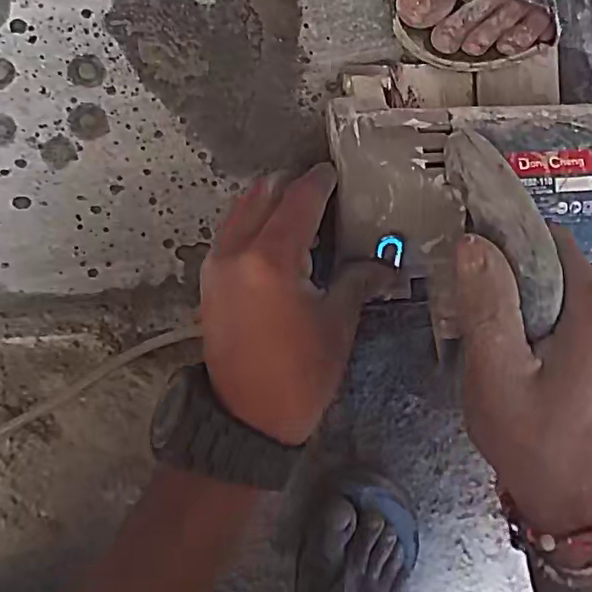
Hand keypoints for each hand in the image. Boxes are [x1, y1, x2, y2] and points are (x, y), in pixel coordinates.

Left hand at [201, 164, 395, 445]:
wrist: (248, 418)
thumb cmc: (297, 376)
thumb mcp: (336, 324)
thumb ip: (357, 281)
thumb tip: (382, 265)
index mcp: (271, 259)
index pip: (298, 200)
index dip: (319, 182)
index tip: (331, 173)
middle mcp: (236, 253)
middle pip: (262, 194)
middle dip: (291, 185)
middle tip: (319, 189)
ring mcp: (216, 266)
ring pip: (240, 209)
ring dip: (267, 200)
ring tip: (297, 209)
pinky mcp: (209, 281)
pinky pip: (230, 232)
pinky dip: (250, 221)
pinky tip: (274, 236)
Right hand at [451, 225, 591, 534]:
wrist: (556, 496)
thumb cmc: (527, 437)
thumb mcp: (497, 370)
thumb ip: (488, 305)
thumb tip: (473, 241)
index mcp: (590, 312)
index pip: (549, 239)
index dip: (505, 229)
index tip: (462, 233)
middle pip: (547, 259)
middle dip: (499, 257)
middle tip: (454, 271)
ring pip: (543, 283)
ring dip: (503, 283)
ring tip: (462, 296)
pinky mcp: (579, 351)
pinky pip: (543, 308)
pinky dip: (513, 305)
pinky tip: (483, 324)